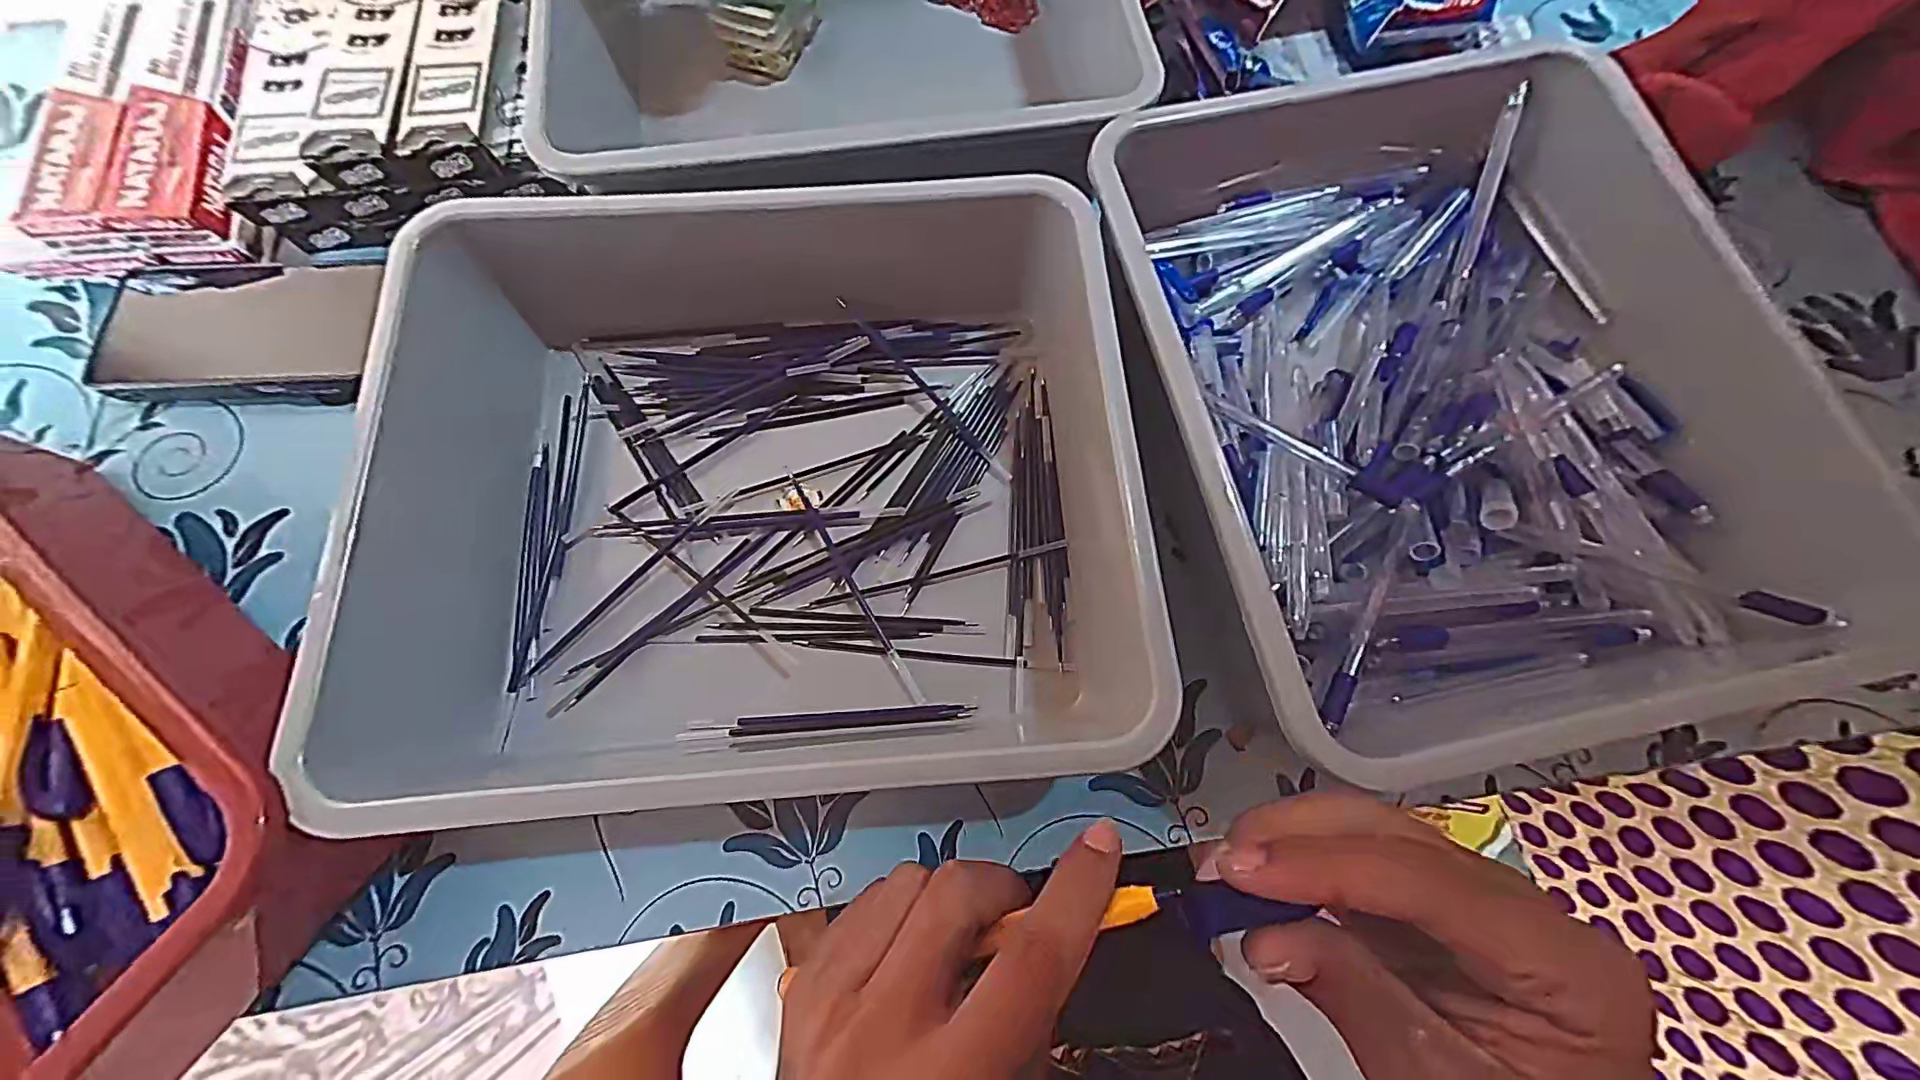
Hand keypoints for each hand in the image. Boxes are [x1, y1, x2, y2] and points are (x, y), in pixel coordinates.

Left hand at [779, 820, 1122, 1078]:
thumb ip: (1030, 1019)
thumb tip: (1046, 930)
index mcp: (947, 1077)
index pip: (1031, 959)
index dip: (1076, 890)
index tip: (1098, 845)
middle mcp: (880, 1032)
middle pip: (958, 893)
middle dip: (999, 890)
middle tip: (1008, 923)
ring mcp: (830, 1002)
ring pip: (907, 881)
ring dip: (943, 897)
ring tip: (950, 941)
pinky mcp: (803, 986)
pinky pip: (864, 900)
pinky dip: (897, 909)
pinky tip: (906, 948)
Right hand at [1218, 793, 1653, 1079]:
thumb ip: (1355, 997)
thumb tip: (1263, 937)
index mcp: (1564, 961)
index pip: (1423, 879)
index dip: (1322, 865)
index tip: (1239, 869)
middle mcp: (1522, 907)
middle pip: (1393, 832)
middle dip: (1296, 833)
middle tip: (1222, 861)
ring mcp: (1475, 897)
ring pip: (1369, 830)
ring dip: (1288, 838)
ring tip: (1227, 863)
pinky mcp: (1428, 904)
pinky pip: (1356, 861)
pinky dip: (1298, 862)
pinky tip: (1258, 873)